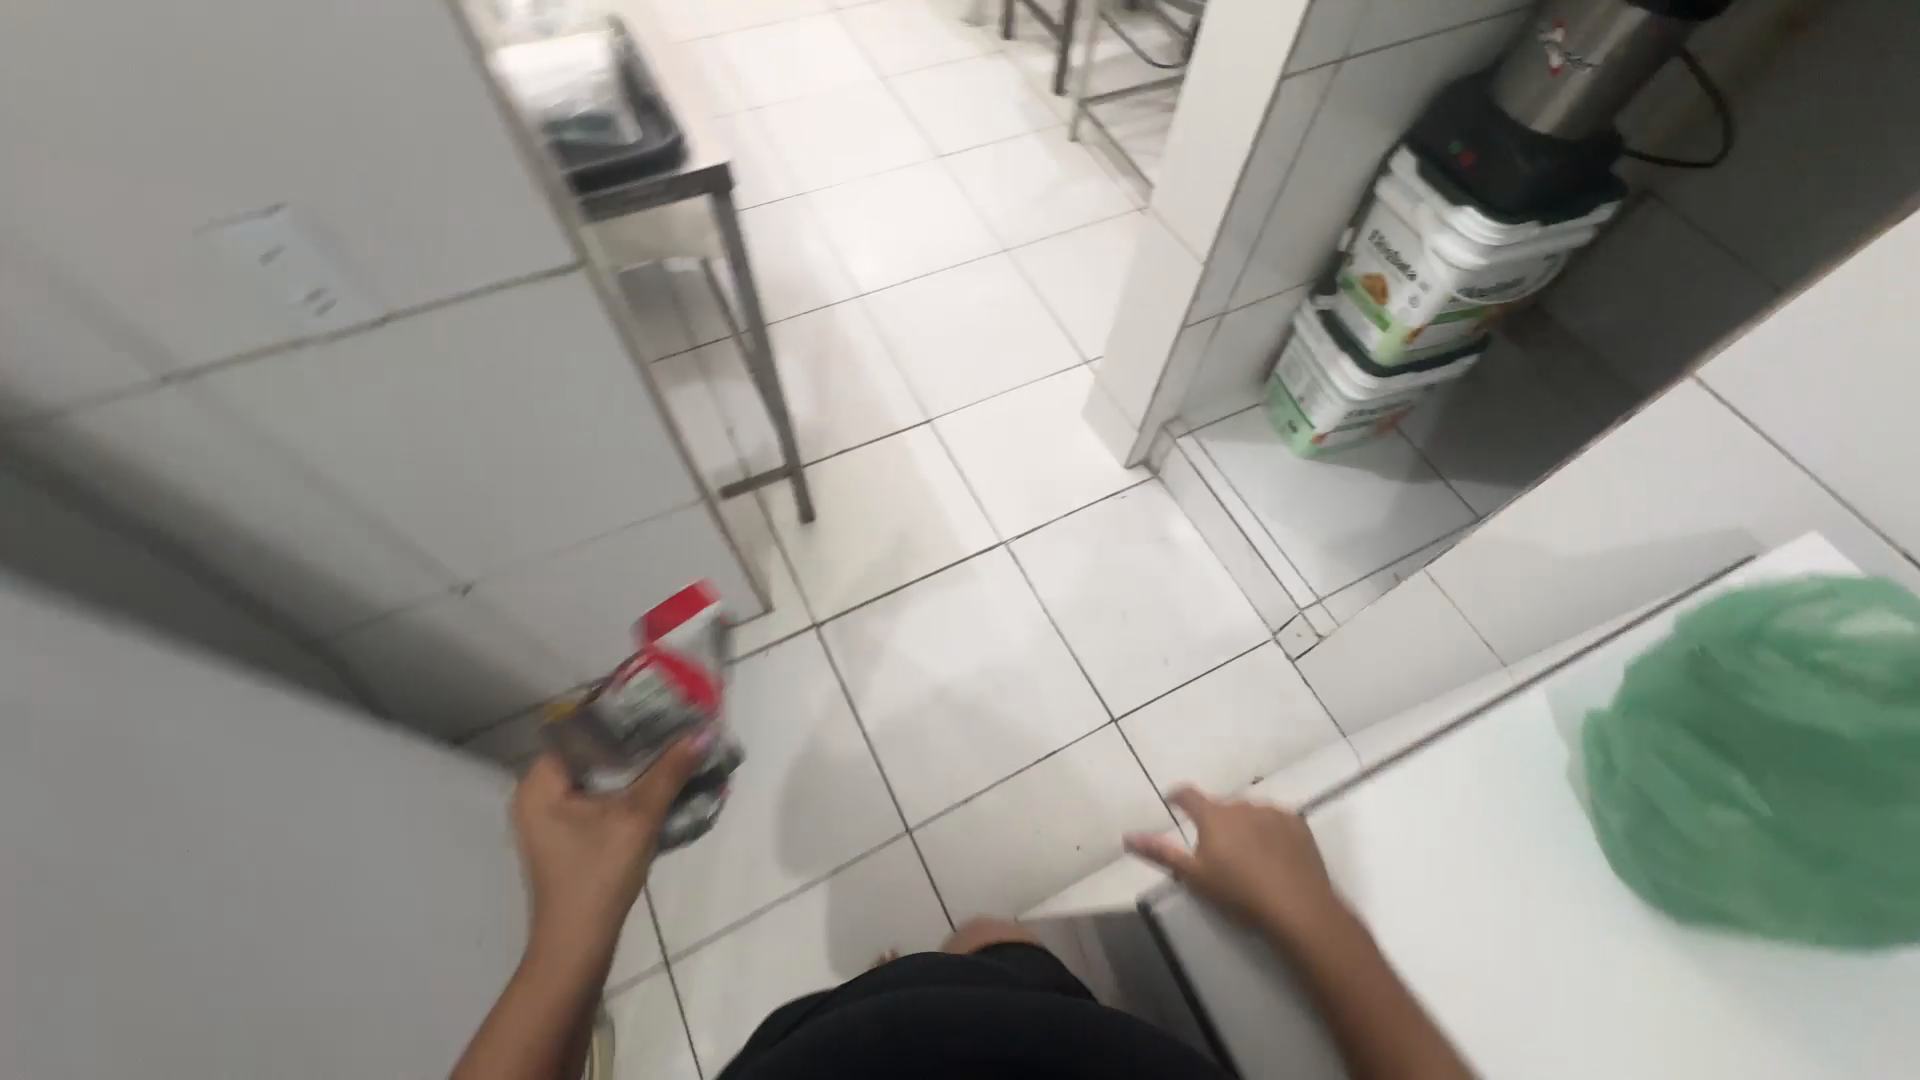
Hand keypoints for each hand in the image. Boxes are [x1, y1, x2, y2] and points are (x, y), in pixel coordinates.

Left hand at [511, 734, 708, 950]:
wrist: (578, 947)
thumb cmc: (597, 876)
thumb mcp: (638, 817)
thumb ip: (670, 771)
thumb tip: (704, 734)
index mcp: (540, 783)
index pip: (582, 730)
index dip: (623, 715)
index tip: (661, 704)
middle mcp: (539, 794)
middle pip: (593, 752)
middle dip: (637, 741)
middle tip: (676, 724)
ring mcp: (553, 818)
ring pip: (601, 775)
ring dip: (638, 766)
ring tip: (677, 748)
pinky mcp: (570, 836)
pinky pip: (602, 796)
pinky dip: (631, 789)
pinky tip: (663, 784)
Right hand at [1125, 787, 1345, 939]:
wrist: (1298, 909)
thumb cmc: (1239, 893)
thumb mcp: (1194, 877)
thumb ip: (1160, 853)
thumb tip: (1127, 836)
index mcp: (1213, 815)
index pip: (1188, 795)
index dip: (1178, 797)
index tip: (1174, 802)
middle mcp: (1241, 805)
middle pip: (1221, 807)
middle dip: (1215, 821)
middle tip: (1217, 849)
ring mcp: (1272, 812)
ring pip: (1249, 812)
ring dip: (1243, 824)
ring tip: (1248, 854)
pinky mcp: (1297, 824)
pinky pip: (1276, 819)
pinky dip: (1269, 830)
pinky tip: (1274, 854)